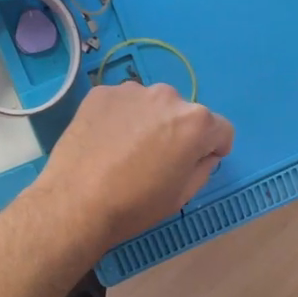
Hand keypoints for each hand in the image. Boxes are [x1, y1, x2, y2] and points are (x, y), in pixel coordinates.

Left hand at [30, 82, 234, 244]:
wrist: (76, 203)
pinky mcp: (100, 93)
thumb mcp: (181, 196)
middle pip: (184, 113)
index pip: (220, 130)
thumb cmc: (135, 205)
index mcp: (196, 123)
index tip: (196, 164)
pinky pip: (121, 104)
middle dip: (177, 133)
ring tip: (125, 153)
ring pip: (151, 106)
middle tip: (154, 162)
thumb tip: (204, 154)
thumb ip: (202, 169)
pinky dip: (118, 118)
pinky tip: (104, 143)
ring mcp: (131, 91)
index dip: (212, 149)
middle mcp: (168, 96)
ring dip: (147, 122)